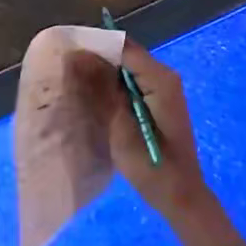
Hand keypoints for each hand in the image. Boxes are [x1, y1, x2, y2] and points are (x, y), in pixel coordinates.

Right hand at [74, 41, 227, 245]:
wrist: (181, 198)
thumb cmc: (152, 167)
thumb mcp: (120, 128)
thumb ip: (99, 89)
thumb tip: (75, 57)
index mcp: (160, 79)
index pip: (122, 47)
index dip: (93, 47)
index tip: (64, 54)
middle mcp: (163, 76)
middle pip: (124, 54)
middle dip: (94, 60)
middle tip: (63, 70)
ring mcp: (162, 88)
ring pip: (124, 69)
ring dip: (100, 74)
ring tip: (71, 82)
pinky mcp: (156, 101)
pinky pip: (129, 83)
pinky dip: (110, 87)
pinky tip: (91, 98)